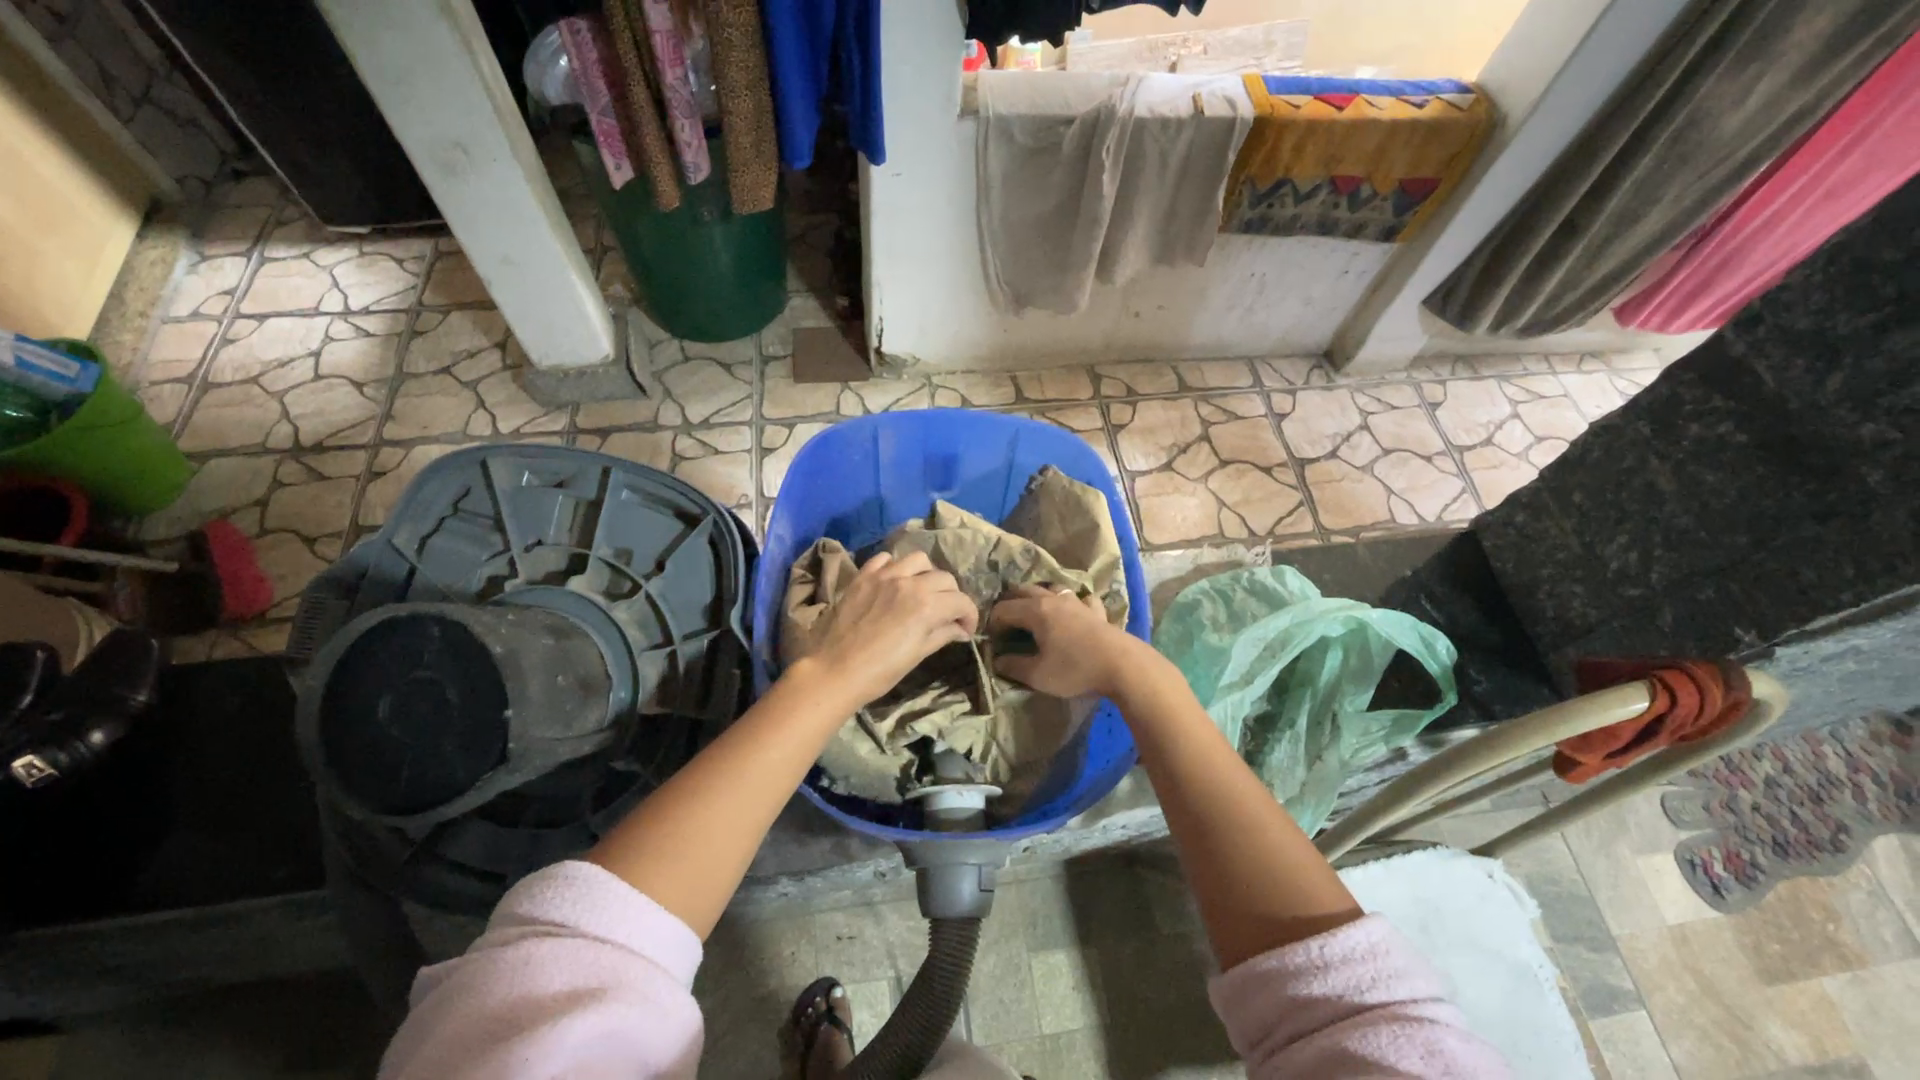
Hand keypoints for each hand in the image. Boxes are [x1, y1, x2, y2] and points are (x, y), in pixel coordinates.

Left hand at [805, 551, 979, 708]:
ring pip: (918, 560)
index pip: (961, 601)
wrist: (833, 671)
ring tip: (921, 592)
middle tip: (946, 614)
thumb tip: (960, 630)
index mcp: (927, 606)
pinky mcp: (863, 577)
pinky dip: (895, 567)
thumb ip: (941, 635)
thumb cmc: (879, 672)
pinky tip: (893, 582)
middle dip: (952, 597)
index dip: (969, 616)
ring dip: (927, 574)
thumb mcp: (916, 655)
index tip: (966, 629)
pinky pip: (884, 559)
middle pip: (944, 578)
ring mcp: (884, 576)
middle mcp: (909, 583)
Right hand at [989, 584, 1144, 698]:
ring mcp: (1077, 602)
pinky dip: (1072, 602)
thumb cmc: (1075, 669)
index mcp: (1035, 611)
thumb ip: (1013, 666)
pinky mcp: (1096, 611)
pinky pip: (1081, 598)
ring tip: (1035, 613)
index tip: (992, 641)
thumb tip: (996, 659)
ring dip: (1039, 596)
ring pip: (1052, 588)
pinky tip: (1074, 611)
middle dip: (1010, 603)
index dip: (993, 623)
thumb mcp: (1037, 675)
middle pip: (1024, 590)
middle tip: (1006, 624)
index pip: (1004, 609)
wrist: (1122, 665)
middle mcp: (1054, 599)